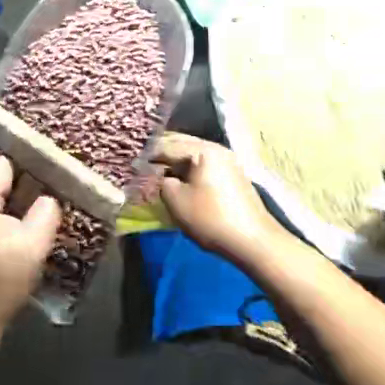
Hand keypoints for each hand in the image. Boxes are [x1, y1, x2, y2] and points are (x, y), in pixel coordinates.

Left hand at [0, 156, 61, 335]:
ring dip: (18, 199)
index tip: (51, 176)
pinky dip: (9, 211)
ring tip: (41, 208)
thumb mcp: (33, 245)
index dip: (30, 167)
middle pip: (0, 175)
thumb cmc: (0, 282)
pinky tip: (25, 224)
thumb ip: (46, 211)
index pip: (4, 163)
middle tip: (51, 192)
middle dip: (26, 183)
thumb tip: (49, 195)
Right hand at [152, 133, 292, 267]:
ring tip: (159, 174)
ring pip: (194, 154)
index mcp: (202, 149)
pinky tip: (181, 181)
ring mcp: (228, 161)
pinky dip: (190, 170)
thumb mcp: (176, 201)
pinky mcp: (233, 175)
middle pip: (182, 144)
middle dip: (162, 153)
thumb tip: (160, 176)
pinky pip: (205, 165)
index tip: (131, 163)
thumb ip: (161, 183)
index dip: (147, 154)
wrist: (253, 240)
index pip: (167, 145)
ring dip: (177, 162)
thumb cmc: (211, 218)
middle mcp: (216, 148)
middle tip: (143, 165)